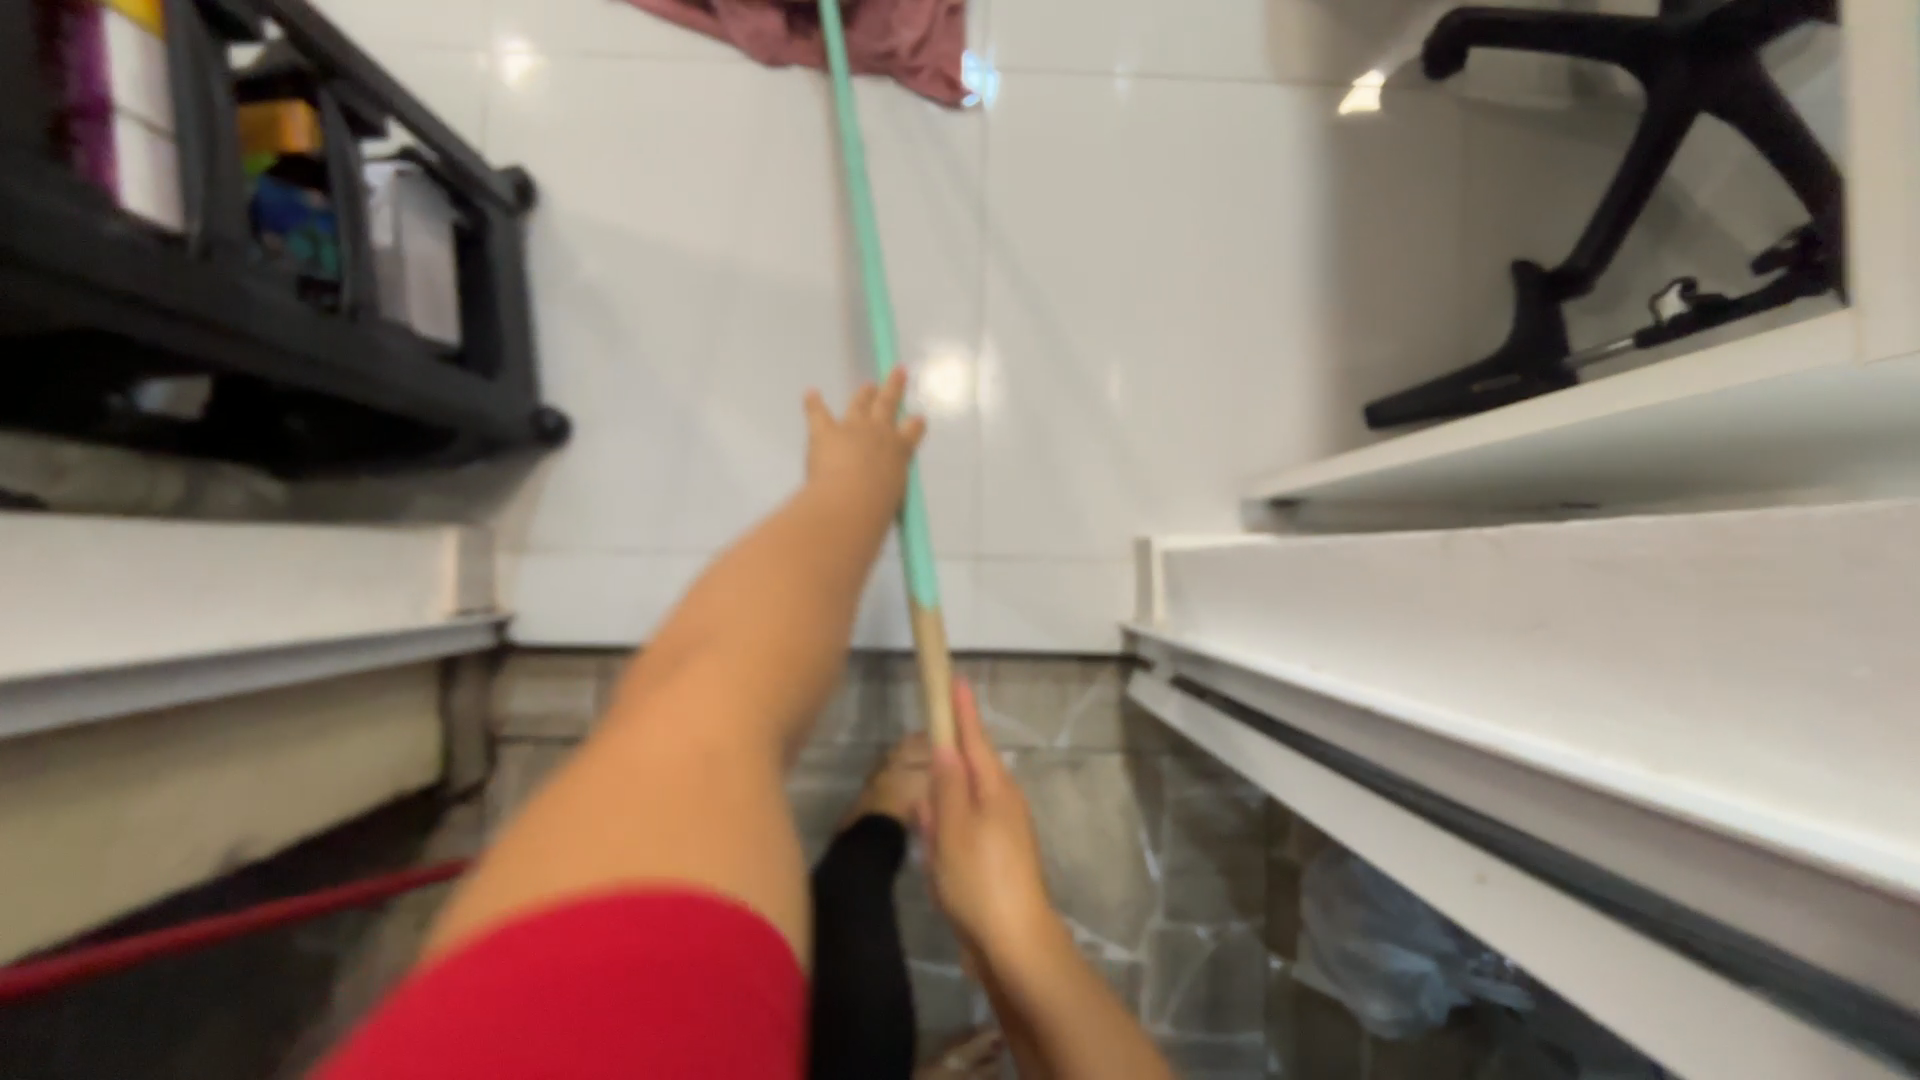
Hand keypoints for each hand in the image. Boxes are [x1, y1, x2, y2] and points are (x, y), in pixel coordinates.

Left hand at [804, 369, 926, 512]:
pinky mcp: (825, 431)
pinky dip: (813, 403)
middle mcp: (879, 433)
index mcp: (899, 451)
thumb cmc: (876, 508)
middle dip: (894, 388)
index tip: (918, 417)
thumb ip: (888, 489)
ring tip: (868, 384)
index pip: (912, 432)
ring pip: (859, 404)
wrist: (849, 501)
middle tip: (897, 371)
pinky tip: (810, 393)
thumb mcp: (892, 498)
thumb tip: (883, 494)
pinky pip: (818, 413)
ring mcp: (852, 428)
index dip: (915, 424)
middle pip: (888, 404)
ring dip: (863, 394)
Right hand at [920, 679, 1057, 958]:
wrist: (1015, 945)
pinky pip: (963, 841)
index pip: (974, 738)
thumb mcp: (955, 827)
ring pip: (961, 811)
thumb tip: (945, 745)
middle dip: (942, 779)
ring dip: (941, 822)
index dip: (962, 711)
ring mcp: (1002, 836)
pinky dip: (947, 849)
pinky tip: (939, 870)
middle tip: (926, 795)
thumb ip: (947, 784)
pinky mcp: (996, 864)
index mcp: (995, 789)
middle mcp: (1003, 805)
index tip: (956, 680)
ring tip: (931, 845)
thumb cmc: (980, 879)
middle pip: (966, 774)